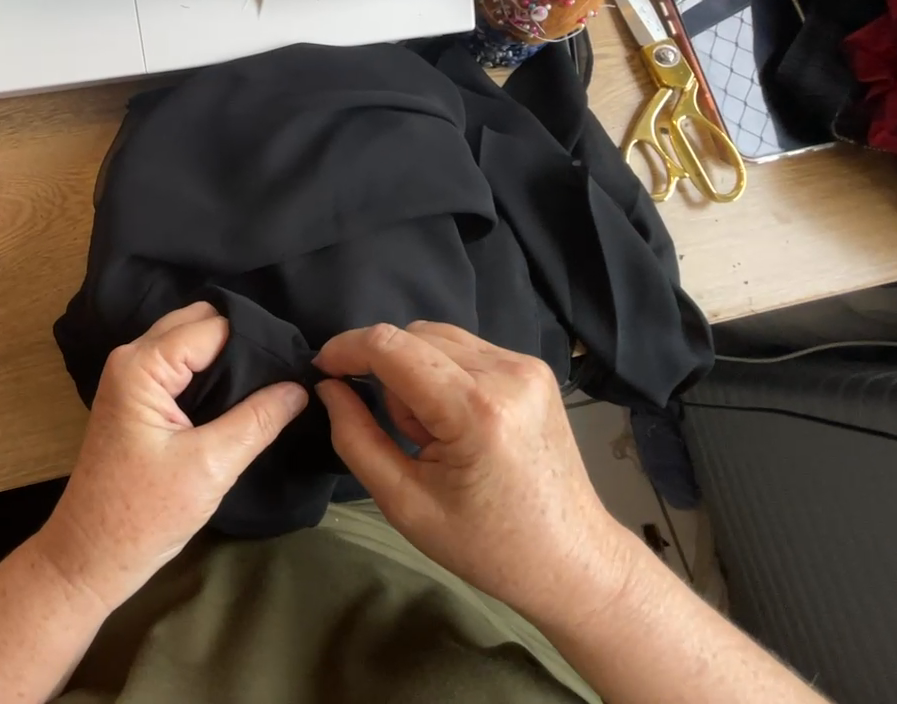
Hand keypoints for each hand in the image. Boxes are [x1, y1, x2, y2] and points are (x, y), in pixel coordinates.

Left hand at [37, 302, 309, 609]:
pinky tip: (241, 395)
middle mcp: (132, 358)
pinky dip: (210, 372)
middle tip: (285, 369)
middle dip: (241, 339)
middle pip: (197, 323)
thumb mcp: (210, 466)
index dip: (254, 339)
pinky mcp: (138, 398)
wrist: (92, 554)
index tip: (295, 360)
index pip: (212, 326)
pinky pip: (180, 366)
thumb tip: (300, 386)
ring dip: (226, 355)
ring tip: (272, 380)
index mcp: (142, 364)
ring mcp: (132, 377)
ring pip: (189, 343)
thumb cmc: (145, 512)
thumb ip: (257, 420)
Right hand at [315, 322, 641, 623]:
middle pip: (410, 334)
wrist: (574, 561)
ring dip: (411, 369)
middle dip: (383, 370)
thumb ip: (354, 436)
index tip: (321, 370)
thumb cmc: (486, 544)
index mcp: (474, 410)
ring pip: (434, 335)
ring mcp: (525, 365)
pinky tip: (452, 417)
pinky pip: (461, 346)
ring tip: (427, 428)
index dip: (345, 349)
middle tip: (394, 428)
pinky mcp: (533, 367)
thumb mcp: (403, 503)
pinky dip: (438, 370)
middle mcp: (505, 373)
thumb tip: (326, 386)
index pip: (390, 346)